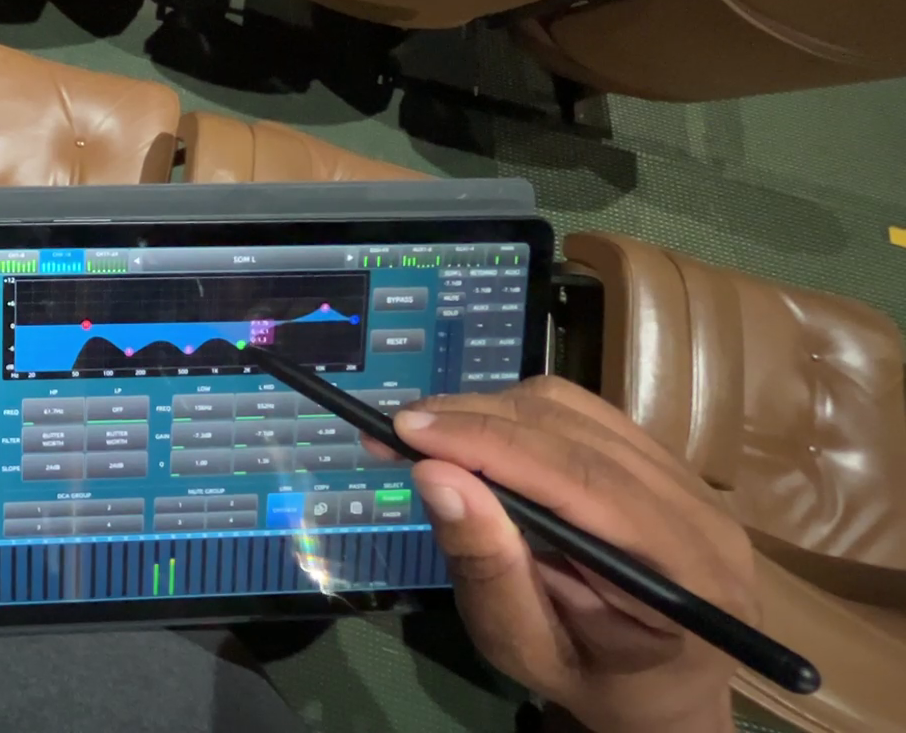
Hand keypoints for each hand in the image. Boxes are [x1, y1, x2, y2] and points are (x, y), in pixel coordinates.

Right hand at [376, 376, 755, 732]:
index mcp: (684, 575)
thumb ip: (485, 565)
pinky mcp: (653, 457)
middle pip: (570, 430)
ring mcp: (682, 478)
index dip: (485, 441)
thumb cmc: (584, 673)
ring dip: (484, 410)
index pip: (579, 477)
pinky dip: (506, 411)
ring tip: (427, 435)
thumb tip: (433, 473)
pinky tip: (470, 436)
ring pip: (566, 407)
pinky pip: (571, 408)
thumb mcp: (521, 643)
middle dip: (470, 419)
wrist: (652, 685)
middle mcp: (699, 513)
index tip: (404, 429)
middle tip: (395, 430)